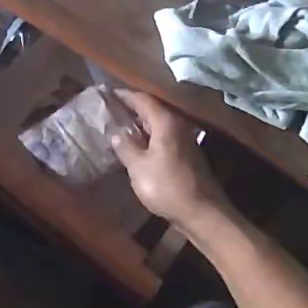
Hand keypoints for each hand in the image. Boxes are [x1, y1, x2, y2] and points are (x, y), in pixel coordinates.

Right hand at [109, 89, 236, 226]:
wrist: (202, 213)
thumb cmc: (167, 187)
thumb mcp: (138, 167)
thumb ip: (125, 147)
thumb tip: (116, 133)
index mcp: (165, 122)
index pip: (142, 99)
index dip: (123, 95)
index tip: (104, 94)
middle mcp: (177, 125)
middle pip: (151, 109)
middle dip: (129, 108)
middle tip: (107, 109)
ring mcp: (184, 139)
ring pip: (157, 124)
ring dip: (138, 123)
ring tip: (116, 126)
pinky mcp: (185, 154)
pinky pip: (162, 136)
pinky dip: (147, 136)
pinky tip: (134, 144)